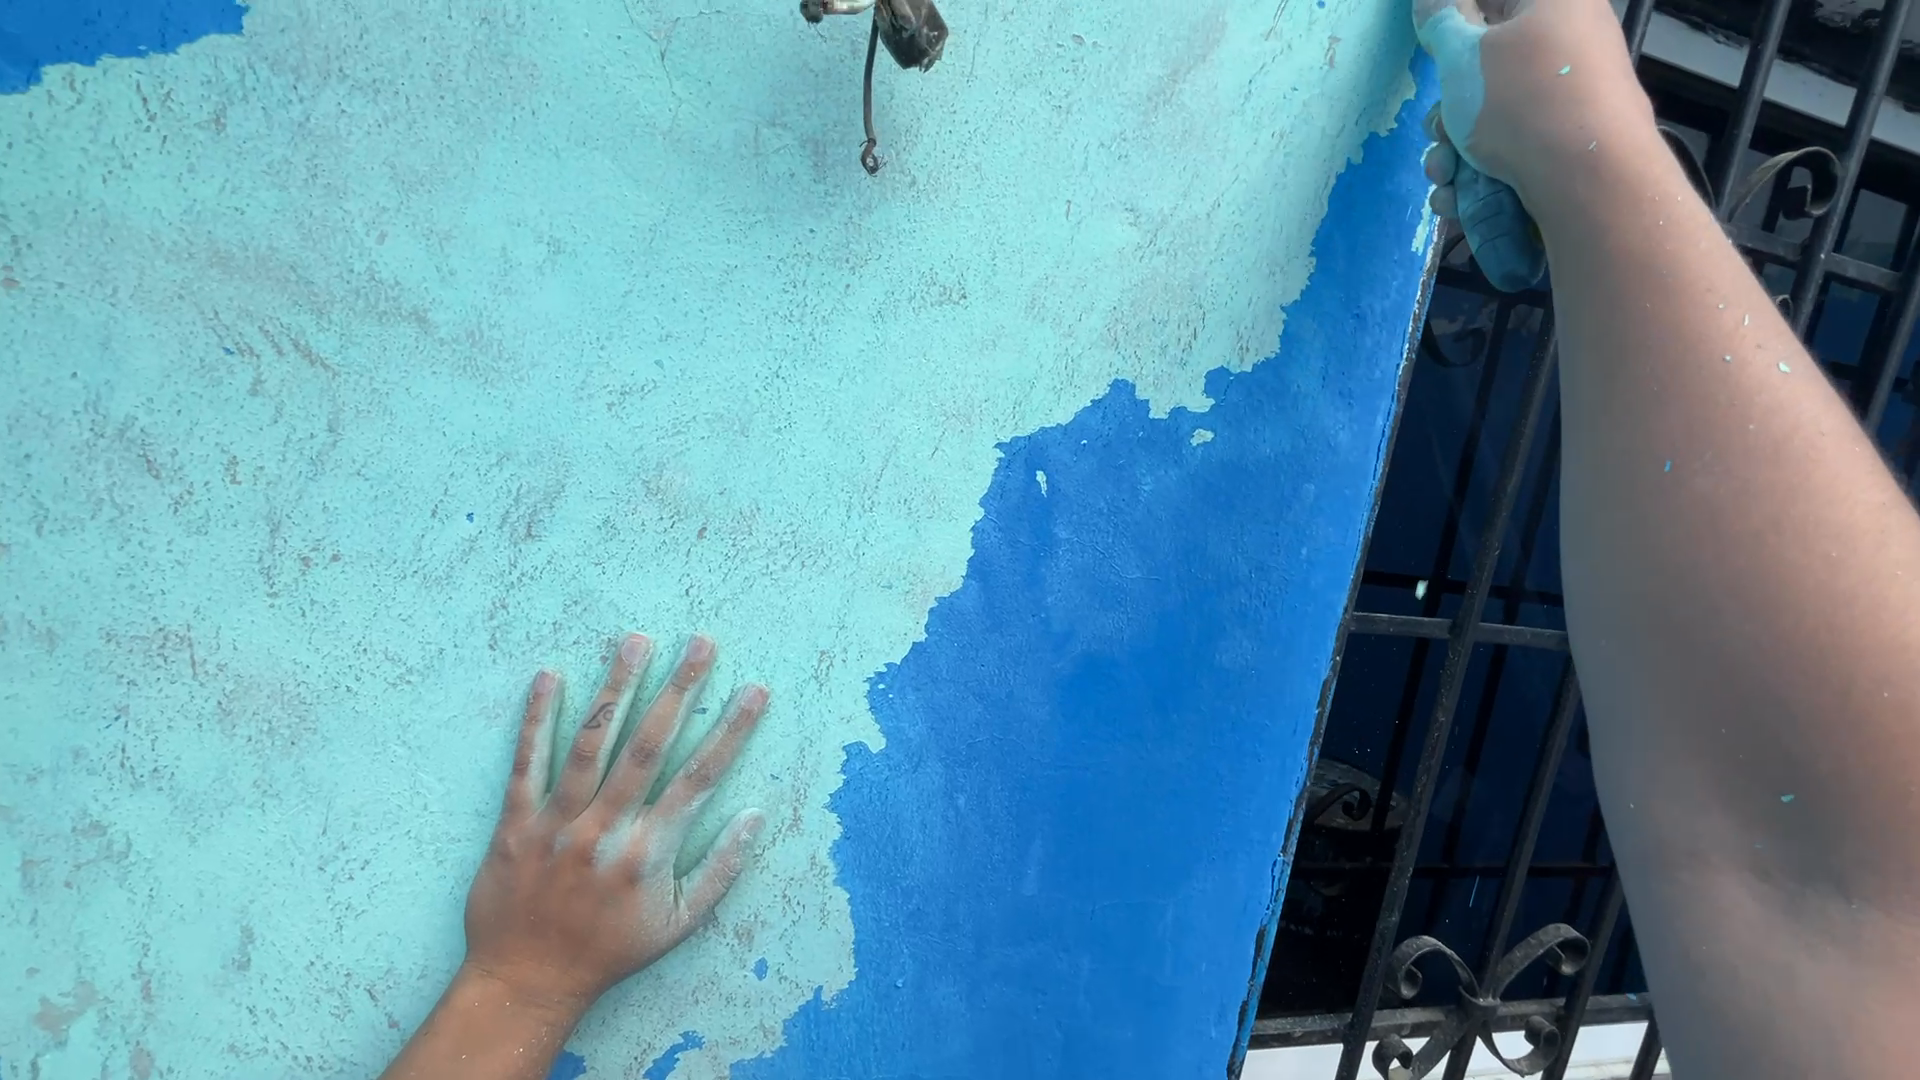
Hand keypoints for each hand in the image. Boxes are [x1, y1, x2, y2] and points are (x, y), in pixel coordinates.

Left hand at [461, 632, 768, 1018]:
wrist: (525, 984)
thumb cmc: (612, 951)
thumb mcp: (679, 923)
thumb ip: (721, 869)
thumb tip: (755, 816)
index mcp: (649, 850)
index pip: (701, 777)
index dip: (732, 730)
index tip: (755, 690)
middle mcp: (606, 828)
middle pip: (650, 745)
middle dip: (680, 689)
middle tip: (701, 644)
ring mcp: (558, 823)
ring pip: (591, 744)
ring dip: (617, 689)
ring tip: (637, 642)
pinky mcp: (515, 825)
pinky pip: (526, 765)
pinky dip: (536, 720)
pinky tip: (549, 677)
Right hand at [1415, 0, 1653, 215]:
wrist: (1586, 175)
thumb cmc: (1523, 102)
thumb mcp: (1465, 56)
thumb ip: (1443, 21)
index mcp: (1551, 4)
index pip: (1490, 1)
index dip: (1454, 25)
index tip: (1435, 53)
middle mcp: (1562, 44)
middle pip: (1482, 70)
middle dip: (1446, 112)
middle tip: (1441, 131)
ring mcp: (1563, 95)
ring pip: (1484, 119)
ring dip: (1450, 153)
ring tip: (1447, 176)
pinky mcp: (1557, 141)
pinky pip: (1501, 151)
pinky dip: (1471, 176)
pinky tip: (1459, 195)